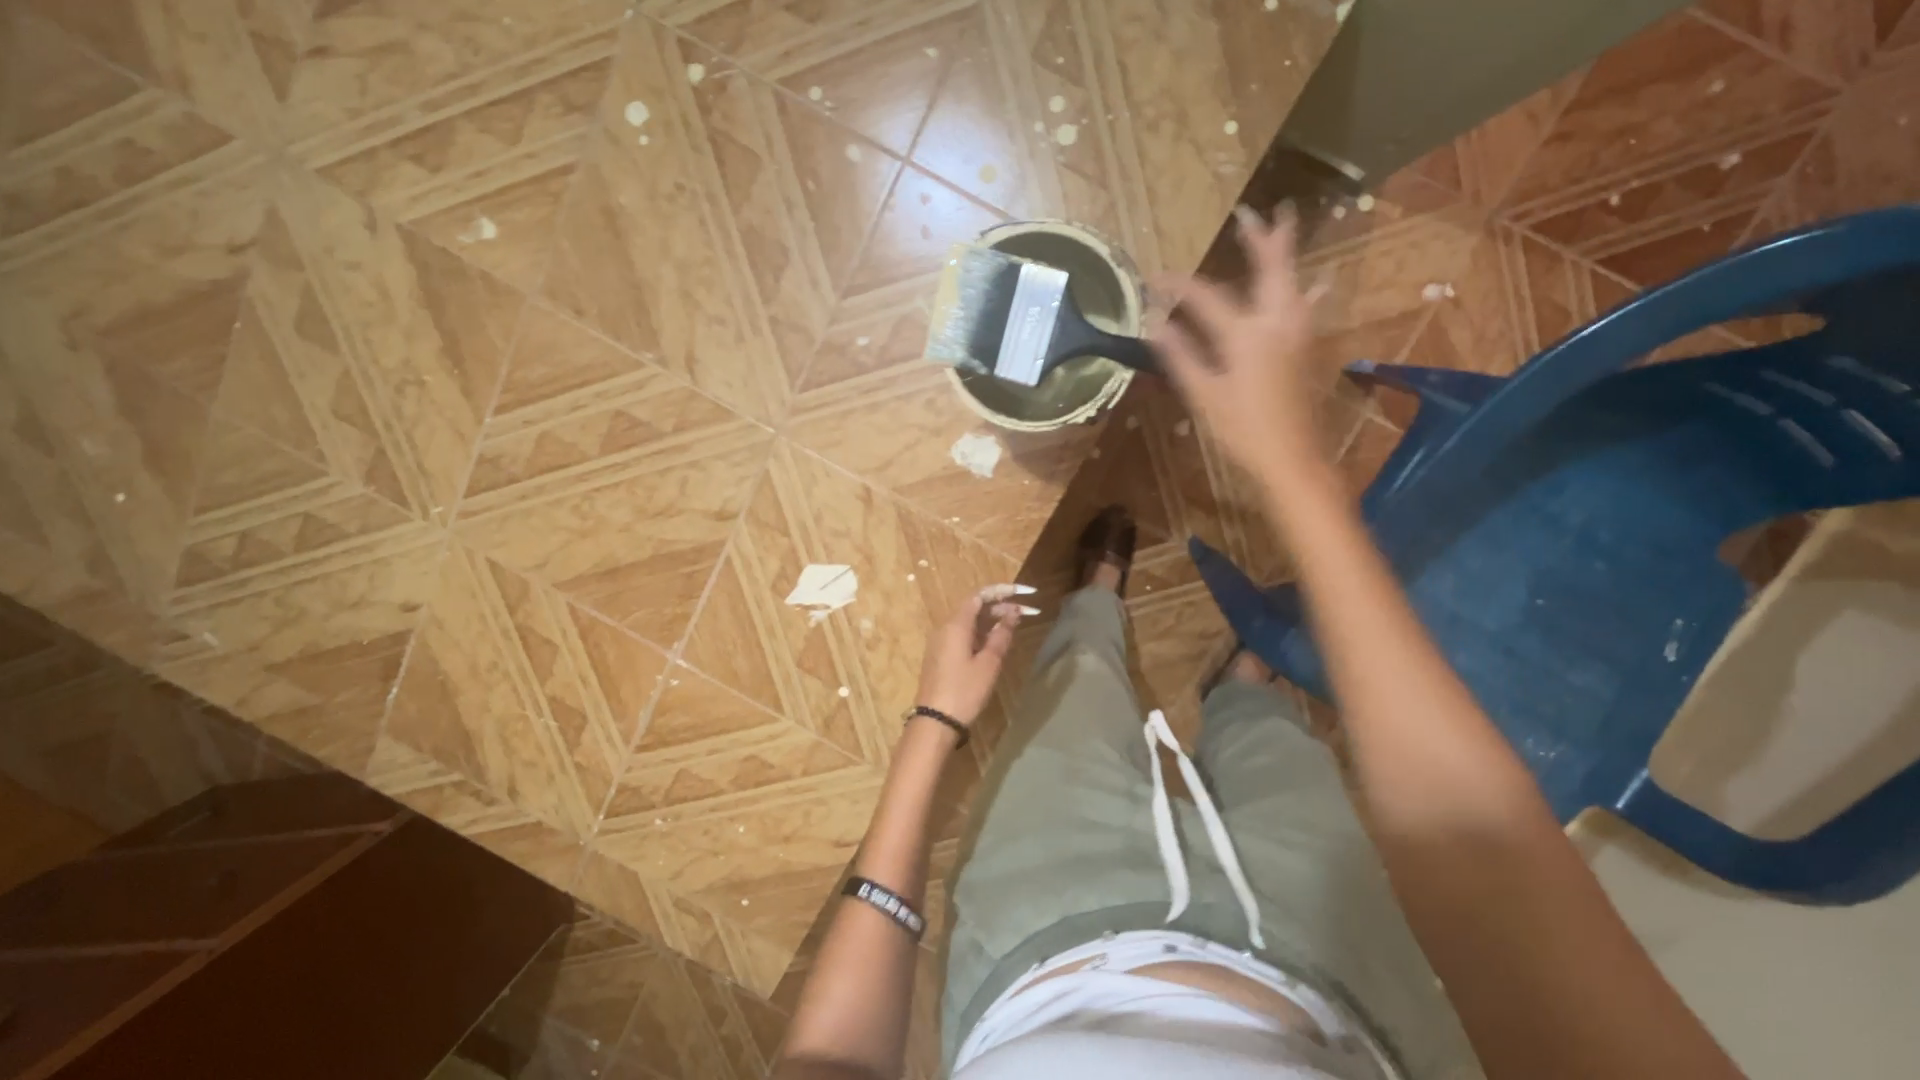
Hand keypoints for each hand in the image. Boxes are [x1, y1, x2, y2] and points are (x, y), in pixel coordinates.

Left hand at [914, 586, 1027, 727]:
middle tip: (1025, 612)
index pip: (979, 596)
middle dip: (999, 606)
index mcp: (955, 625)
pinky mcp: (940, 656)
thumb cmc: (964, 691)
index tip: (1023, 592)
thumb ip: (1001, 635)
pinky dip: (981, 633)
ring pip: (968, 622)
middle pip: (973, 608)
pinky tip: (996, 641)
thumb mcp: (988, 663)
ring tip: (1015, 624)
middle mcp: (944, 628)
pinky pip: (963, 635)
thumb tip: (1013, 613)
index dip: (1002, 591)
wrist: (935, 721)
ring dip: (991, 620)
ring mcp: (940, 643)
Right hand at [1151, 204, 1329, 478]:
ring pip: (1293, 281)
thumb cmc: (1243, 431)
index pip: (1205, 297)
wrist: (1293, 458)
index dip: (1177, 284)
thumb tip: (1154, 325)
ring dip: (1285, 253)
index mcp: (1245, 334)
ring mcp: (1298, 333)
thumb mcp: (1204, 395)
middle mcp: (1277, 323)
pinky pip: (1307, 305)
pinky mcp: (1307, 347)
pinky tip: (1317, 285)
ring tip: (1283, 224)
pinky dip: (1307, 289)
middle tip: (1250, 212)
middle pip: (1269, 269)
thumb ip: (1181, 356)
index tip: (1154, 277)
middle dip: (1260, 239)